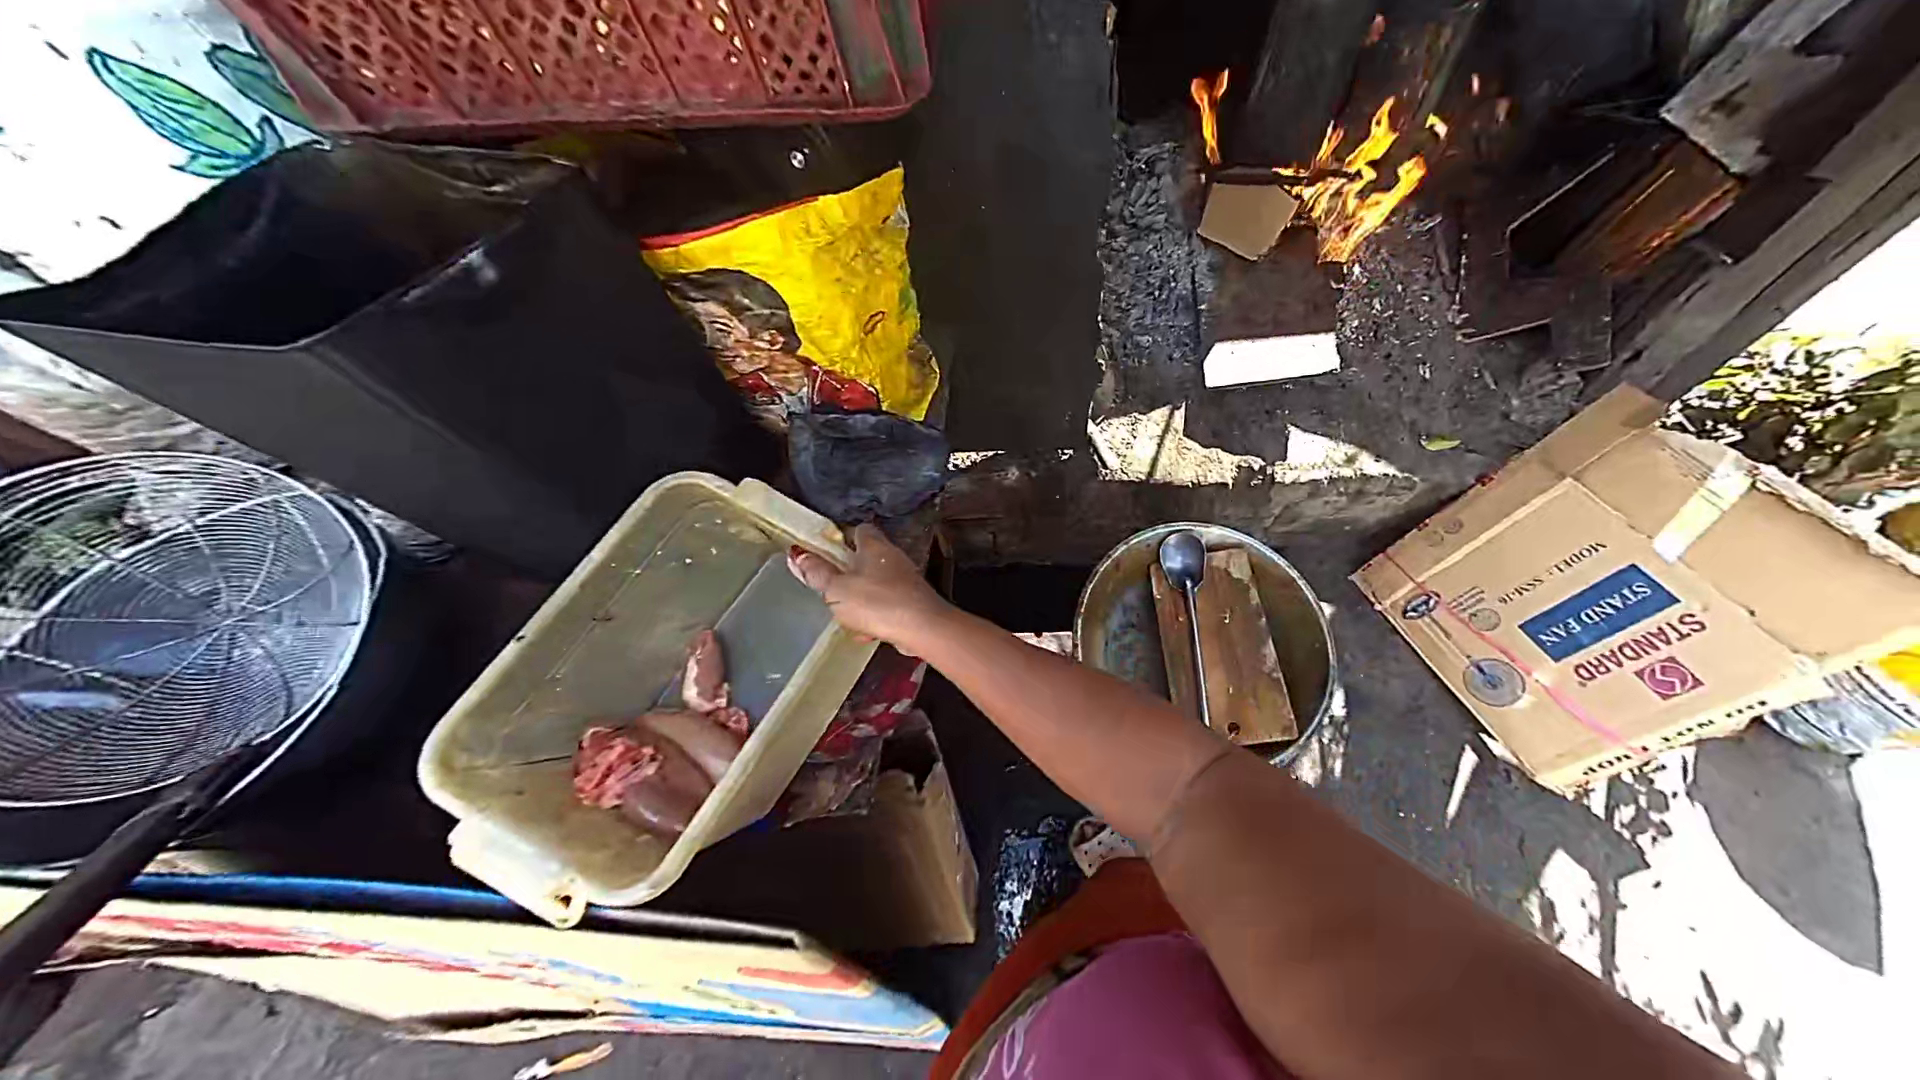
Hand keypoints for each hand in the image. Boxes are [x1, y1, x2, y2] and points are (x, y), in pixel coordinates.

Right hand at [786, 524, 951, 649]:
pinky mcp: (914, 602)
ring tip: (849, 620)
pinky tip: (868, 634)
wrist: (922, 628)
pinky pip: (888, 606)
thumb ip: (817, 572)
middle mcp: (893, 557)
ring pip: (876, 586)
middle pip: (866, 560)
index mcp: (874, 546)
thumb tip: (796, 553)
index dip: (842, 538)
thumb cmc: (876, 603)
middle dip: (849, 576)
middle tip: (833, 591)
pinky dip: (876, 619)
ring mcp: (906, 580)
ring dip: (861, 603)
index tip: (826, 553)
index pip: (859, 529)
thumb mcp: (836, 589)